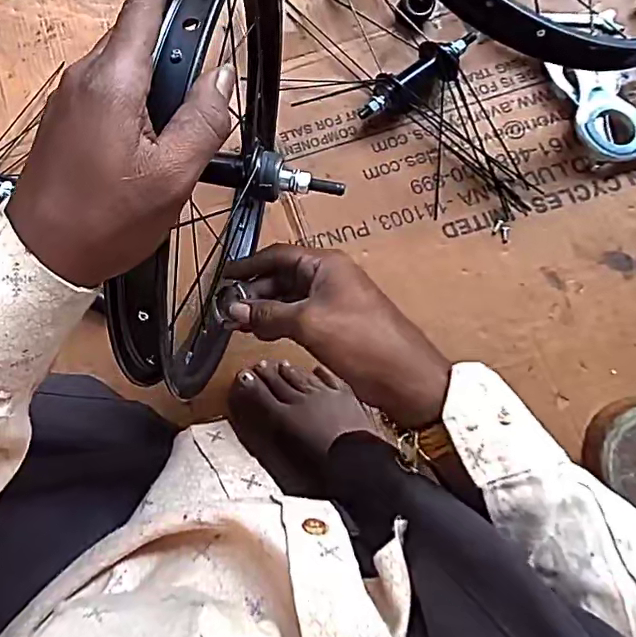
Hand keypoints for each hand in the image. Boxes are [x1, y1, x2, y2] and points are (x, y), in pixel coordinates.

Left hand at [7, 0, 237, 287]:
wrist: (41, 253)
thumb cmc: (102, 220)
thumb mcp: (172, 175)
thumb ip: (204, 119)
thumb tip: (222, 76)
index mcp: (111, 82)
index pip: (140, 11)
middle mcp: (83, 78)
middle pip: (134, 38)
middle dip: (170, 45)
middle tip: (203, 70)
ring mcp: (68, 97)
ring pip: (121, 65)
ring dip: (153, 77)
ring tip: (179, 117)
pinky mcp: (63, 117)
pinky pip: (106, 88)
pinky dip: (133, 95)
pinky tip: (150, 130)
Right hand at [224, 245, 449, 428]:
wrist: (409, 381)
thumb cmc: (365, 342)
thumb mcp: (308, 324)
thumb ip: (268, 314)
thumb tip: (235, 310)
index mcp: (326, 265)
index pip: (277, 255)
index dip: (248, 265)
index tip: (226, 276)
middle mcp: (329, 277)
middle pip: (281, 276)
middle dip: (254, 291)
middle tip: (229, 306)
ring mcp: (333, 300)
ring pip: (288, 297)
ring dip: (264, 309)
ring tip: (239, 323)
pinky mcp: (336, 323)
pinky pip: (298, 314)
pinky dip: (278, 321)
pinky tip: (262, 332)